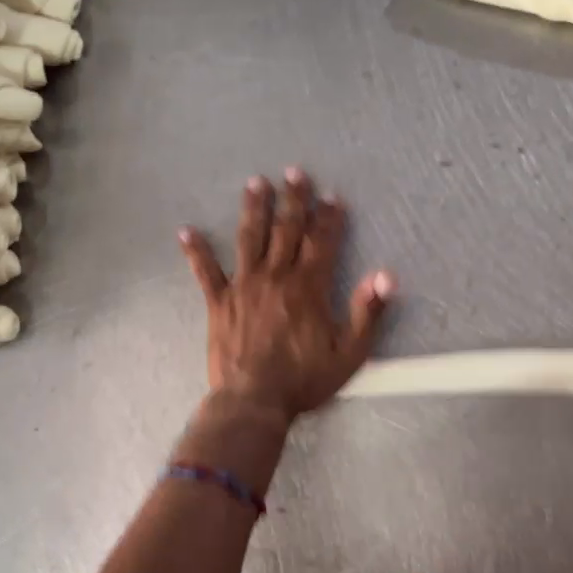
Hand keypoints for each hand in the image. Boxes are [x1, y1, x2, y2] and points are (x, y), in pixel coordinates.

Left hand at [179, 168, 393, 424]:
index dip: (329, 218)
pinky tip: (186, 231)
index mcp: (309, 287)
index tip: (333, 196)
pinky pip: (205, 272)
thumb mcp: (350, 352)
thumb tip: (386, 276)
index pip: (322, 242)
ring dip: (253, 209)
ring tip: (255, 183)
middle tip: (295, 172)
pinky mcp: (218, 303)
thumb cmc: (305, 379)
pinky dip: (196, 251)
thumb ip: (367, 312)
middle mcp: (276, 277)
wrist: (254, 400)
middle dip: (293, 200)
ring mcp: (244, 287)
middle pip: (287, 230)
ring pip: (249, 239)